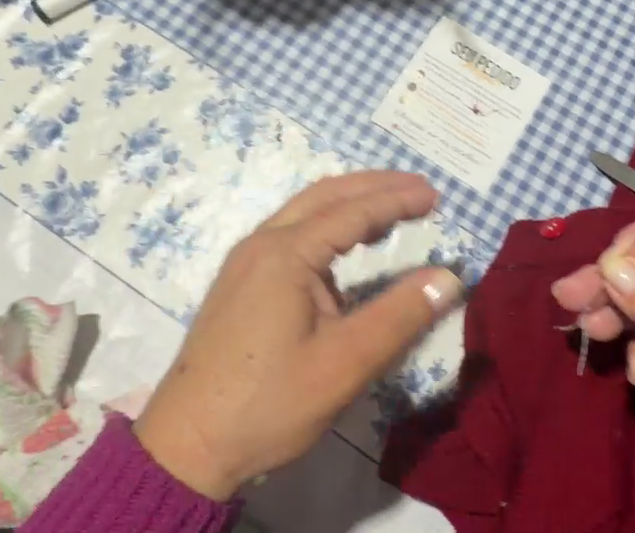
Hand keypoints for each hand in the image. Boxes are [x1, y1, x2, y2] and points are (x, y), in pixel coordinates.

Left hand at [134, 171, 463, 500]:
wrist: (186, 447)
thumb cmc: (269, 403)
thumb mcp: (344, 364)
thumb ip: (400, 315)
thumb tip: (449, 277)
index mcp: (285, 254)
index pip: (352, 211)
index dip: (397, 199)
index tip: (436, 195)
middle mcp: (262, 243)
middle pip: (325, 195)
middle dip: (375, 187)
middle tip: (419, 190)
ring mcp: (245, 260)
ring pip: (304, 211)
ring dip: (349, 203)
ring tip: (392, 211)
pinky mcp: (240, 281)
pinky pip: (291, 231)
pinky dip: (327, 224)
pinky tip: (346, 248)